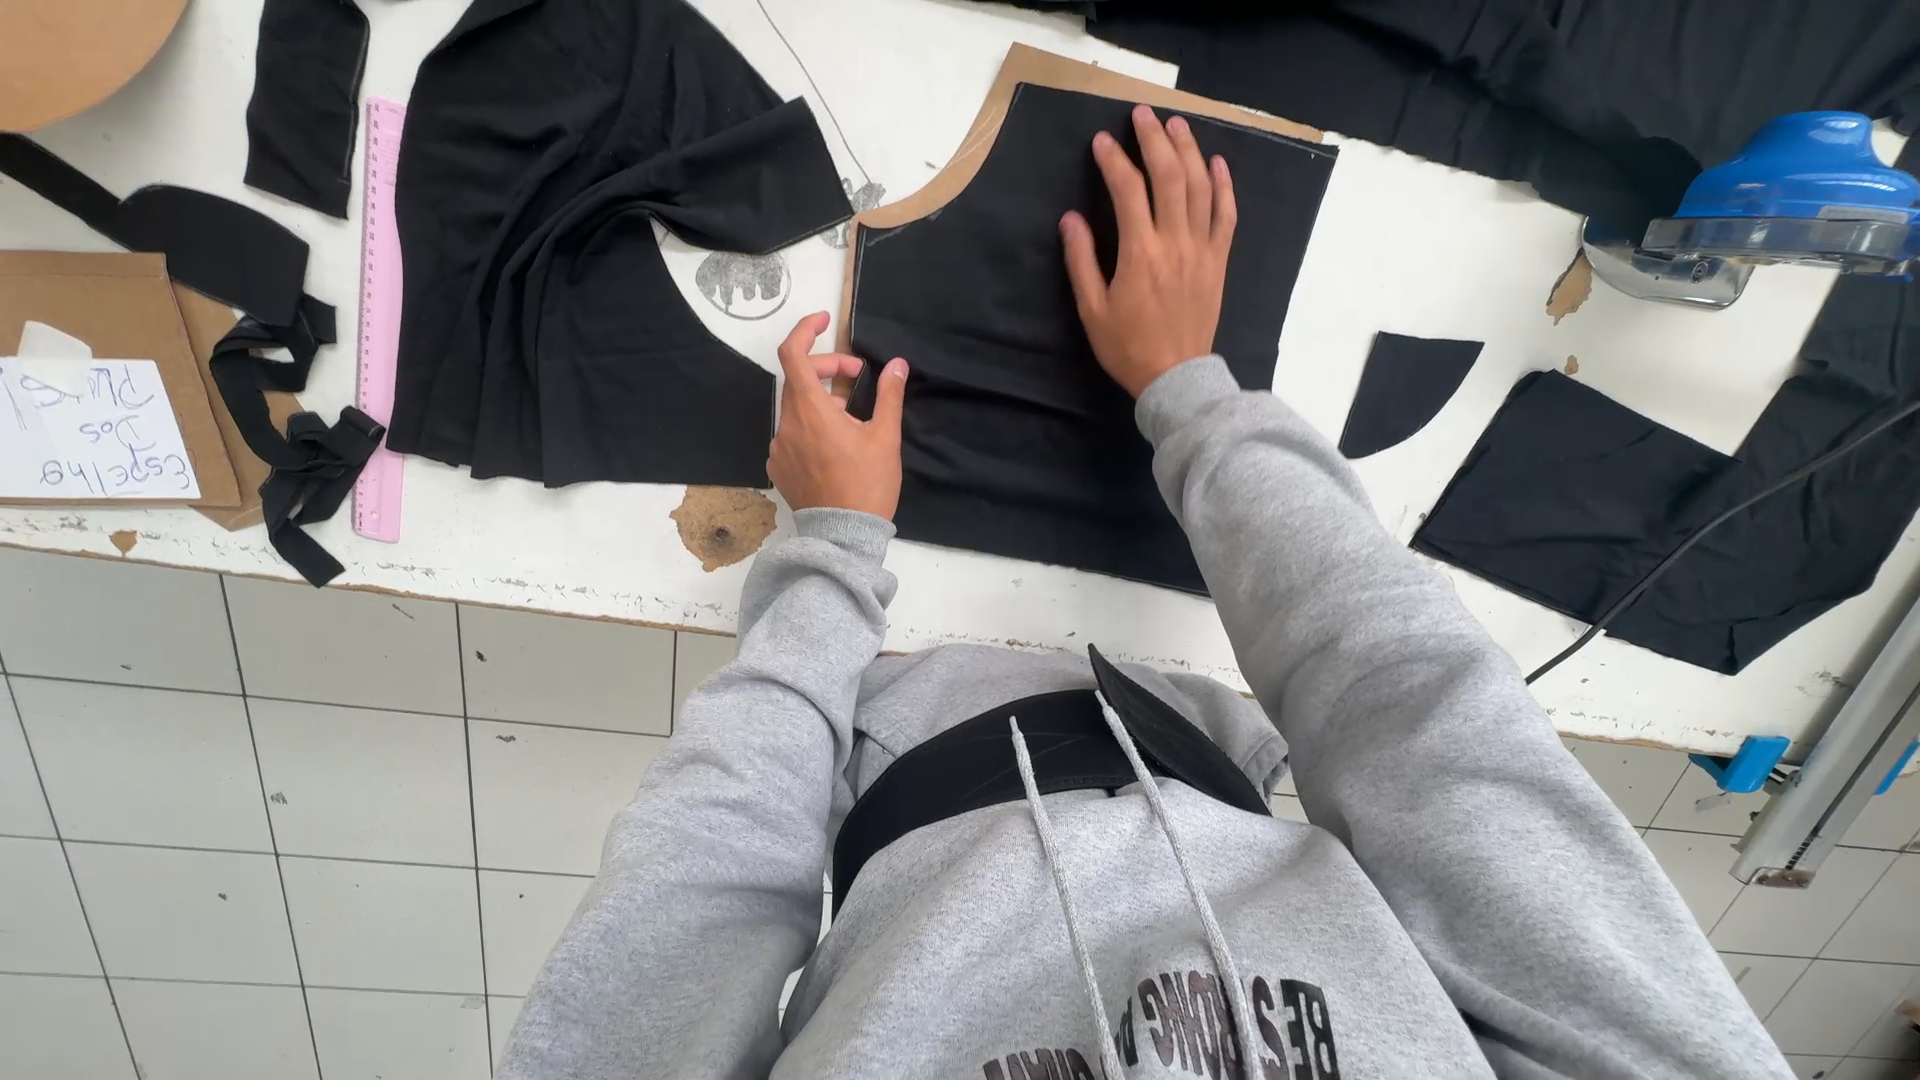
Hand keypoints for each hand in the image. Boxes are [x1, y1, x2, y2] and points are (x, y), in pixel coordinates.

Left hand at [766, 312, 908, 519]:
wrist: (844, 535)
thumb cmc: (868, 484)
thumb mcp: (885, 437)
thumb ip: (890, 396)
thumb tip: (899, 365)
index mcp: (810, 410)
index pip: (793, 353)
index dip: (806, 330)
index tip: (825, 322)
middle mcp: (787, 424)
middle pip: (799, 378)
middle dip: (828, 367)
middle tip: (859, 376)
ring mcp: (779, 447)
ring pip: (796, 408)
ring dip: (821, 400)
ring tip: (851, 419)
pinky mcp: (778, 467)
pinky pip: (791, 433)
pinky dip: (810, 426)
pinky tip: (834, 445)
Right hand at [1060, 105, 1236, 397]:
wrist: (1175, 377)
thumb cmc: (1127, 347)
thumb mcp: (1092, 310)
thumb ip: (1081, 261)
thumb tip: (1070, 219)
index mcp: (1140, 253)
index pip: (1127, 190)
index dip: (1113, 160)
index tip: (1101, 142)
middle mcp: (1175, 241)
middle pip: (1169, 175)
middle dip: (1154, 139)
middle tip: (1142, 115)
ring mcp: (1202, 249)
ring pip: (1201, 186)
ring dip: (1189, 150)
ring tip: (1176, 125)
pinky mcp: (1219, 260)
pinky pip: (1226, 213)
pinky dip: (1224, 184)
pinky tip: (1217, 162)